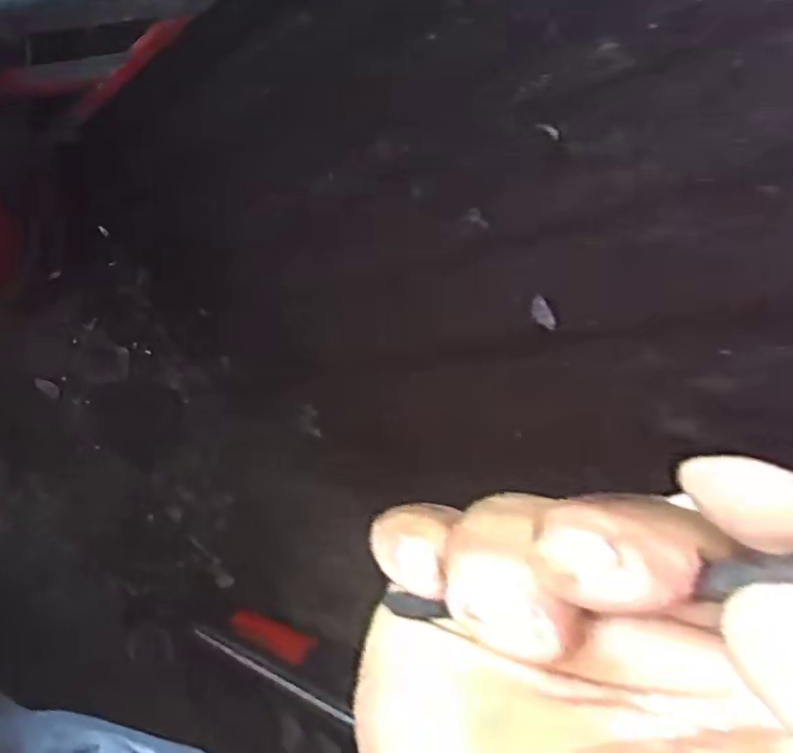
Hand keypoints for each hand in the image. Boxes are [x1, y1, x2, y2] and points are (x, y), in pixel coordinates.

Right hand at [357, 456, 792, 751]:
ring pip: (517, 518)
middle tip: (593, 572)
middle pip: (635, 524)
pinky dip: (412, 539)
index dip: (770, 514)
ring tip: (501, 618)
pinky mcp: (439, 615)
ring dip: (497, 550)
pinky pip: (417, 535)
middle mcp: (664, 644)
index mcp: (767, 680)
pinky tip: (424, 578)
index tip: (728, 487)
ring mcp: (542, 623)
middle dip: (605, 531)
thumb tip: (771, 601)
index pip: (780, 562)